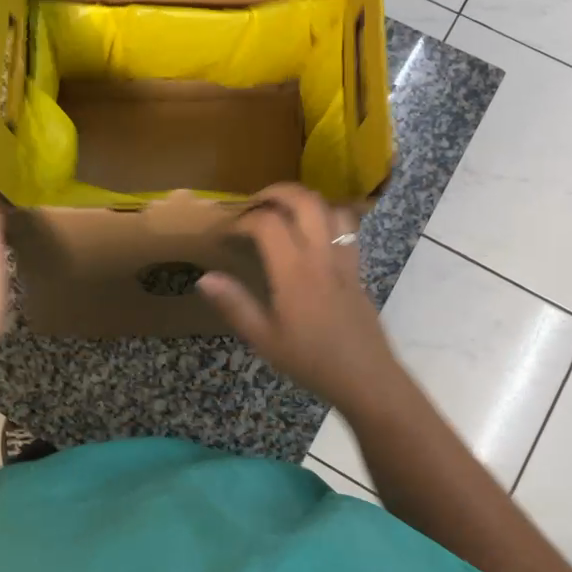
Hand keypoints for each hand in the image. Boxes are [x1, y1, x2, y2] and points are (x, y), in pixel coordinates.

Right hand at [198, 183, 399, 413]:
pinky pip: (346, 228)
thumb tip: (204, 278)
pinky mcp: (357, 269)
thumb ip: (235, 305)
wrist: (366, 378)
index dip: (243, 219)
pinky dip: (327, 217)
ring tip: (284, 211)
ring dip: (305, 200)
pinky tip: (312, 234)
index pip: (267, 223)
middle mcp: (321, 256)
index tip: (227, 232)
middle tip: (254, 203)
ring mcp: (344, 260)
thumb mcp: (264, 339)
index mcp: (294, 272)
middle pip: (304, 201)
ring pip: (330, 208)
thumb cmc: (311, 362)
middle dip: (276, 192)